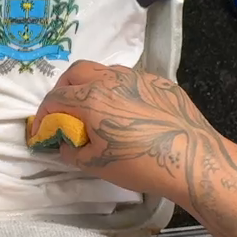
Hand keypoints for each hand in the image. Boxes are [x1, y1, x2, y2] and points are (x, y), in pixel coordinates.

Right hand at [33, 60, 216, 199]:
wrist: (193, 161)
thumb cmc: (140, 164)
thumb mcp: (96, 165)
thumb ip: (71, 151)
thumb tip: (64, 143)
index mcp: (91, 98)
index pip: (55, 98)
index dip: (43, 115)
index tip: (42, 131)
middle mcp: (112, 80)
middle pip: (76, 72)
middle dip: (64, 89)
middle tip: (64, 110)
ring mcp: (139, 78)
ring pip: (105, 70)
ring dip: (91, 85)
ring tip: (95, 108)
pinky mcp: (161, 83)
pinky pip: (132, 79)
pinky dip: (119, 90)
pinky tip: (127, 111)